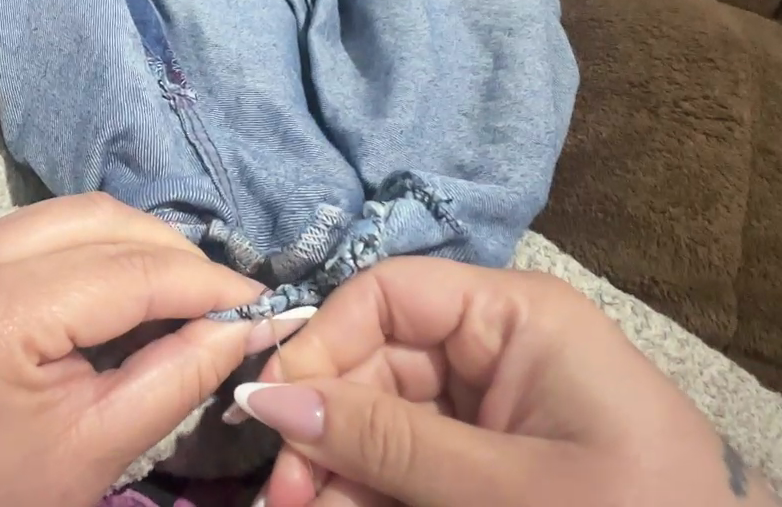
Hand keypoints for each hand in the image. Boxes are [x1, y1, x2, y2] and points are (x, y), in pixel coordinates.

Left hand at [0, 193, 270, 506]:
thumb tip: (243, 322)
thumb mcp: (95, 449)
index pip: (123, 273)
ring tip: (177, 289)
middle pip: (99, 220)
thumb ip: (177, 375)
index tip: (256, 298)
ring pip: (73, 212)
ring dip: (135, 243)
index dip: (200, 282)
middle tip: (218, 297)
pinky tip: (120, 281)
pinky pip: (40, 225)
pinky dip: (92, 245)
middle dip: (171, 254)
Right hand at [235, 257, 781, 506]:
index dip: (325, 340)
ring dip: (335, 467)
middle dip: (323, 424)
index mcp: (514, 317)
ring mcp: (488, 405)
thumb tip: (267, 396)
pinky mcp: (487, 459)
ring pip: (380, 417)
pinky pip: (406, 459)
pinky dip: (368, 490)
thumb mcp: (509, 491)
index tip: (273, 405)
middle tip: (280, 497)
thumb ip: (387, 442)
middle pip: (375, 361)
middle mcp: (493, 346)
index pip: (390, 294)